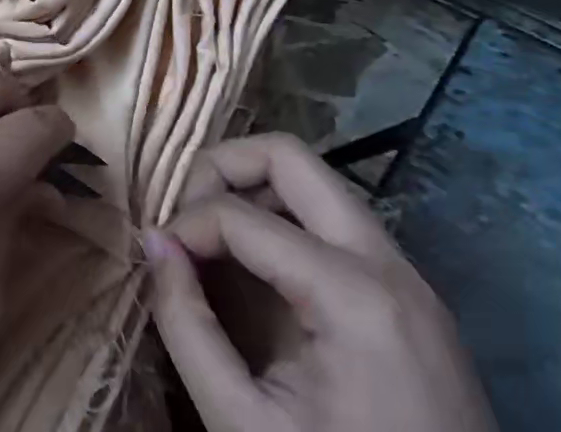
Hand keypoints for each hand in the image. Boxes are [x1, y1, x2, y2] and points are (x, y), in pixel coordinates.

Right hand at [142, 133, 495, 431]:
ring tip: (209, 238)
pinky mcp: (407, 294)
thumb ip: (187, 325)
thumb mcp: (242, 421)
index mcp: (354, 295)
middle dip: (217, 168)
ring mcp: (406, 275)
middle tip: (182, 214)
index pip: (237, 213)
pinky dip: (278, 219)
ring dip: (248, 190)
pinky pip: (330, 221)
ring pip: (311, 180)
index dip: (181, 227)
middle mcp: (389, 264)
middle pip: (287, 156)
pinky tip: (250, 265)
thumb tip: (153, 243)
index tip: (157, 262)